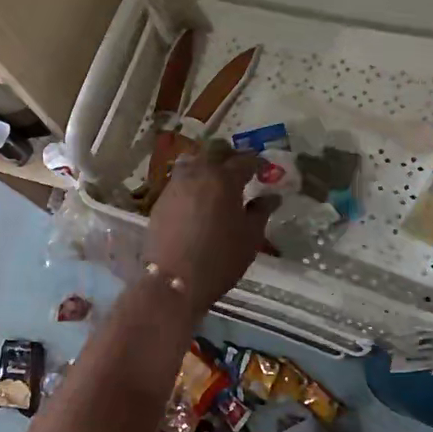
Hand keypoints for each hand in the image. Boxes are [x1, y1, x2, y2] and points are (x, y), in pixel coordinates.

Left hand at [143, 143, 274, 313]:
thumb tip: (272, 197)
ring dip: (207, 163)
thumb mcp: (250, 237)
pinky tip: (198, 196)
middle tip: (241, 170)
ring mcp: (175, 184)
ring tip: (217, 180)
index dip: (258, 163)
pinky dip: (192, 179)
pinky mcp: (161, 199)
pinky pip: (179, 178)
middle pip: (215, 150)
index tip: (265, 170)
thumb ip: (261, 212)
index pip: (245, 160)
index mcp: (224, 178)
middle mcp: (198, 173)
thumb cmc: (220, 259)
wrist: (173, 280)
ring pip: (193, 160)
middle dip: (231, 155)